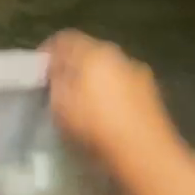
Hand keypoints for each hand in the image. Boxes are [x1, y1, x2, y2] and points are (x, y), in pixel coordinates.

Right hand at [42, 30, 186, 180]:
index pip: (63, 38)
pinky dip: (112, 92)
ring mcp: (140, 75)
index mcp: (93, 51)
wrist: (147, 155)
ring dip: (94, 78)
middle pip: (88, 51)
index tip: (40, 70)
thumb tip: (54, 69)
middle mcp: (119, 56)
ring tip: (83, 99)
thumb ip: (54, 78)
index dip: (48, 51)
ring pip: (108, 69)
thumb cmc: (95, 124)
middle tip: (59, 83)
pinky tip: (105, 111)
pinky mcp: (154, 96)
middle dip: (73, 64)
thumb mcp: (59, 101)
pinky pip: (123, 84)